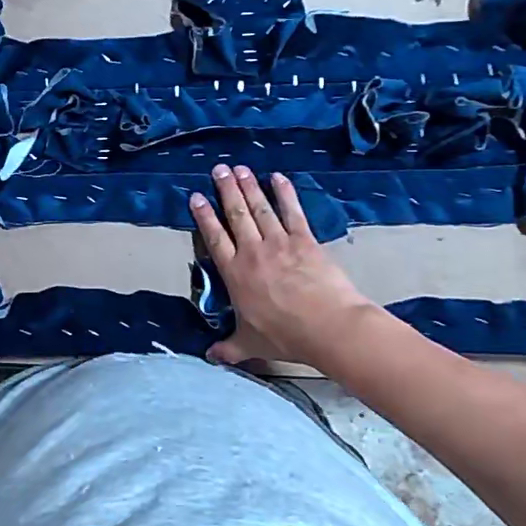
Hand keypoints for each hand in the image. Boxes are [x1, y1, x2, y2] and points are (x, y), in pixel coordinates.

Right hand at [189, 164, 373, 366]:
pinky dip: (285, 194)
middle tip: (218, 169)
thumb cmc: (285, 336)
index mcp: (234, 273)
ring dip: (248, 186)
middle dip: (225, 190)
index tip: (196, 197)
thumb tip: (210, 357)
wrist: (329, 328)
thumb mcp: (250, 343)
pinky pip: (292, 213)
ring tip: (239, 168)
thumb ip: (229, 347)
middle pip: (235, 215)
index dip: (204, 215)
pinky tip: (278, 178)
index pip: (214, 237)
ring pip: (259, 209)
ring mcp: (278, 243)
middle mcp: (252, 252)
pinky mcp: (304, 241)